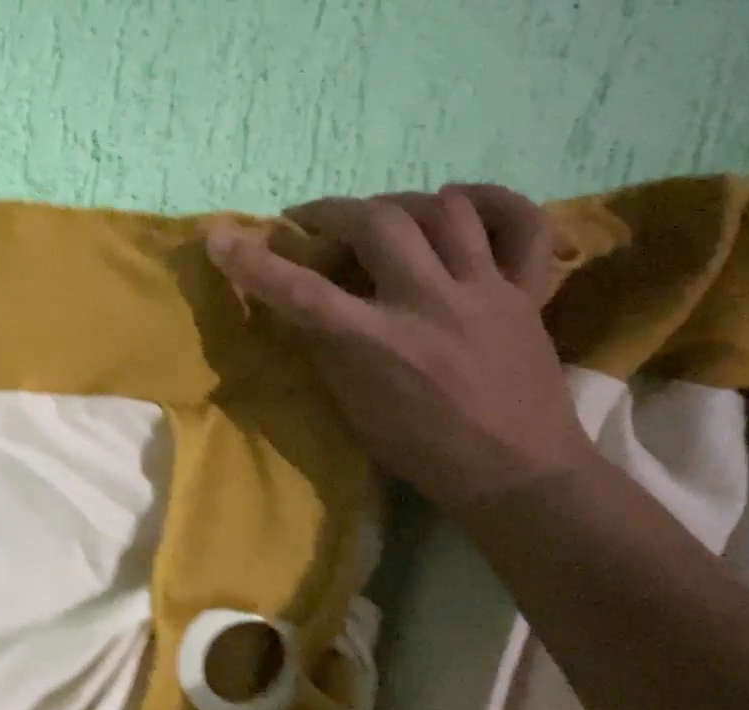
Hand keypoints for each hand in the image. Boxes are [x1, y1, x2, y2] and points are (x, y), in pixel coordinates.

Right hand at [205, 184, 597, 508]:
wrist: (512, 469)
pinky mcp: (527, 291)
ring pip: (445, 210)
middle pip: (378, 225)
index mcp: (375, 343)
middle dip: (335, 212)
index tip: (221, 237)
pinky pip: (524, 225)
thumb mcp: (352, 407)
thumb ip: (325, 351)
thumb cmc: (416, 448)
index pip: (302, 292)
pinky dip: (493, 201)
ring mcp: (484, 290)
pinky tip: (460, 202)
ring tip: (380, 216)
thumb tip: (296, 311)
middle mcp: (428, 303)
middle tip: (312, 221)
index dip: (254, 262)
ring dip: (401, 203)